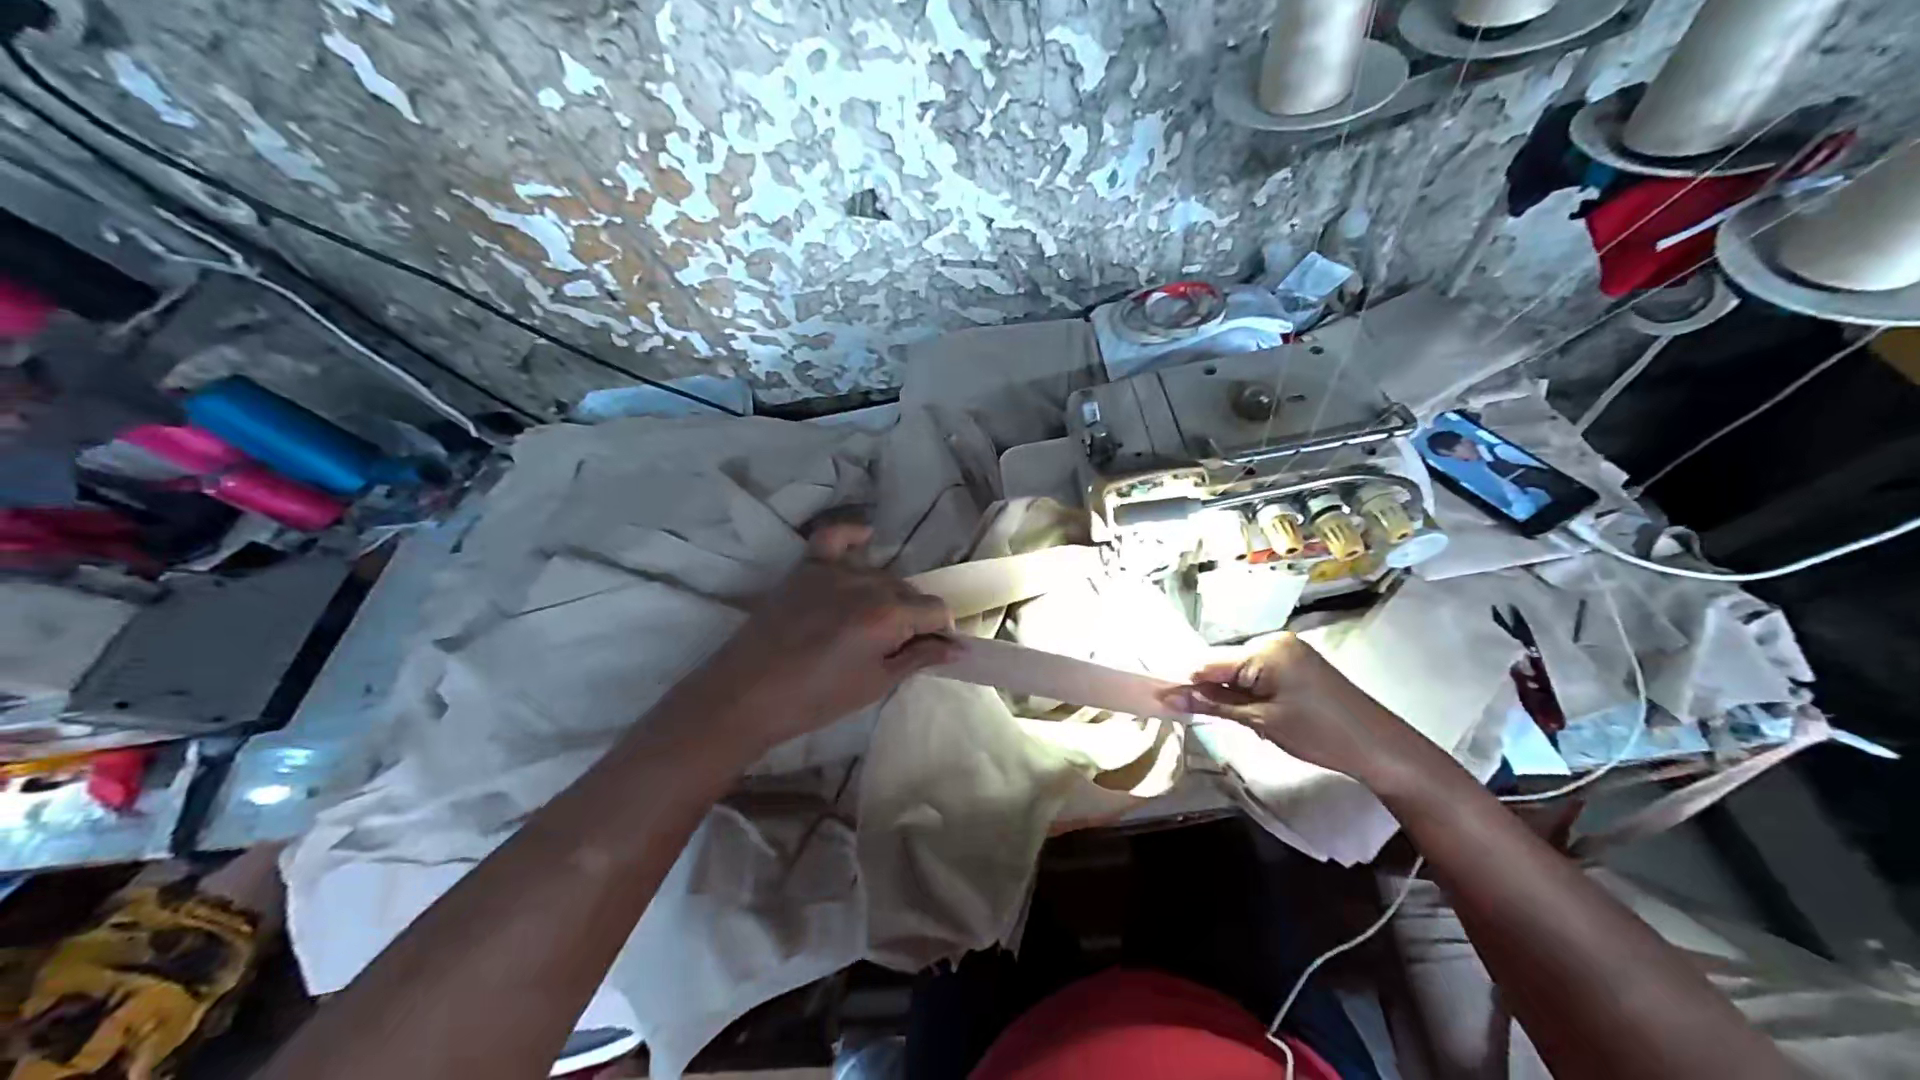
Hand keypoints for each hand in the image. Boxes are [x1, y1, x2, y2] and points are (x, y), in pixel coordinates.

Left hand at [675, 523, 955, 758]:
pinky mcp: (805, 568)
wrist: (745, 695)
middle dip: (915, 616)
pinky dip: (853, 536)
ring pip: (880, 573)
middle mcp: (866, 584)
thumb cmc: (815, 699)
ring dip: (888, 594)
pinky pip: (835, 538)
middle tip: (899, 646)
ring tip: (873, 623)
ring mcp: (833, 571)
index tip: (932, 649)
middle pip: (909, 590)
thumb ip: (919, 657)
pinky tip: (866, 538)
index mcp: (887, 615)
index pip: (936, 609)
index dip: (941, 631)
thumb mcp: (875, 684)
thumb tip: (956, 648)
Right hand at [1158, 633, 1437, 793]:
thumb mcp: (1262, 721)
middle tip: (1207, 719)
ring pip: (1241, 670)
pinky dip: (1250, 691)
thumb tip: (1172, 697)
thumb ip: (1215, 705)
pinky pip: (1259, 672)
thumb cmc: (1320, 733)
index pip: (1209, 662)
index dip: (1187, 683)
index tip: (1167, 702)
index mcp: (1265, 649)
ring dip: (1231, 692)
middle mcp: (1274, 640)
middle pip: (1224, 663)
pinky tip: (1255, 712)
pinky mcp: (1298, 663)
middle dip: (1212, 689)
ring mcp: (1288, 650)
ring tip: (1236, 719)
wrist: (1381, 747)